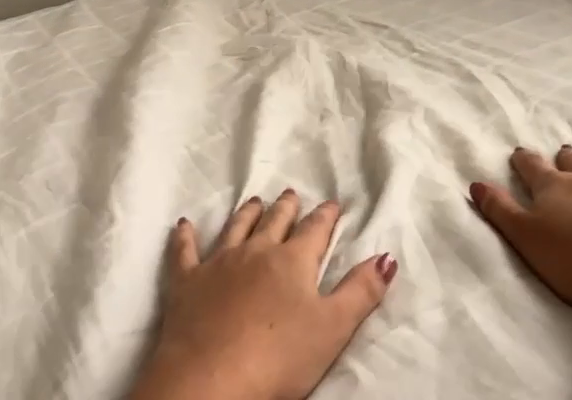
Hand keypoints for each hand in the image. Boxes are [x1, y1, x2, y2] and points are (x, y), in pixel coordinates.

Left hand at [129, 190, 395, 399]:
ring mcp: (217, 263)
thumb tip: (386, 256)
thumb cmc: (279, 358)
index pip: (314, 232)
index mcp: (292, 262)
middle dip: (285, 208)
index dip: (325, 218)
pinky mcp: (186, 281)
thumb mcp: (333, 329)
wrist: (211, 377)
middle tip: (290, 193)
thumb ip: (361, 292)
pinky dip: (185, 236)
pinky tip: (184, 224)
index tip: (332, 203)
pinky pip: (185, 251)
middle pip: (274, 223)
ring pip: (235, 228)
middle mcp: (254, 252)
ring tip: (253, 200)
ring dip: (246, 214)